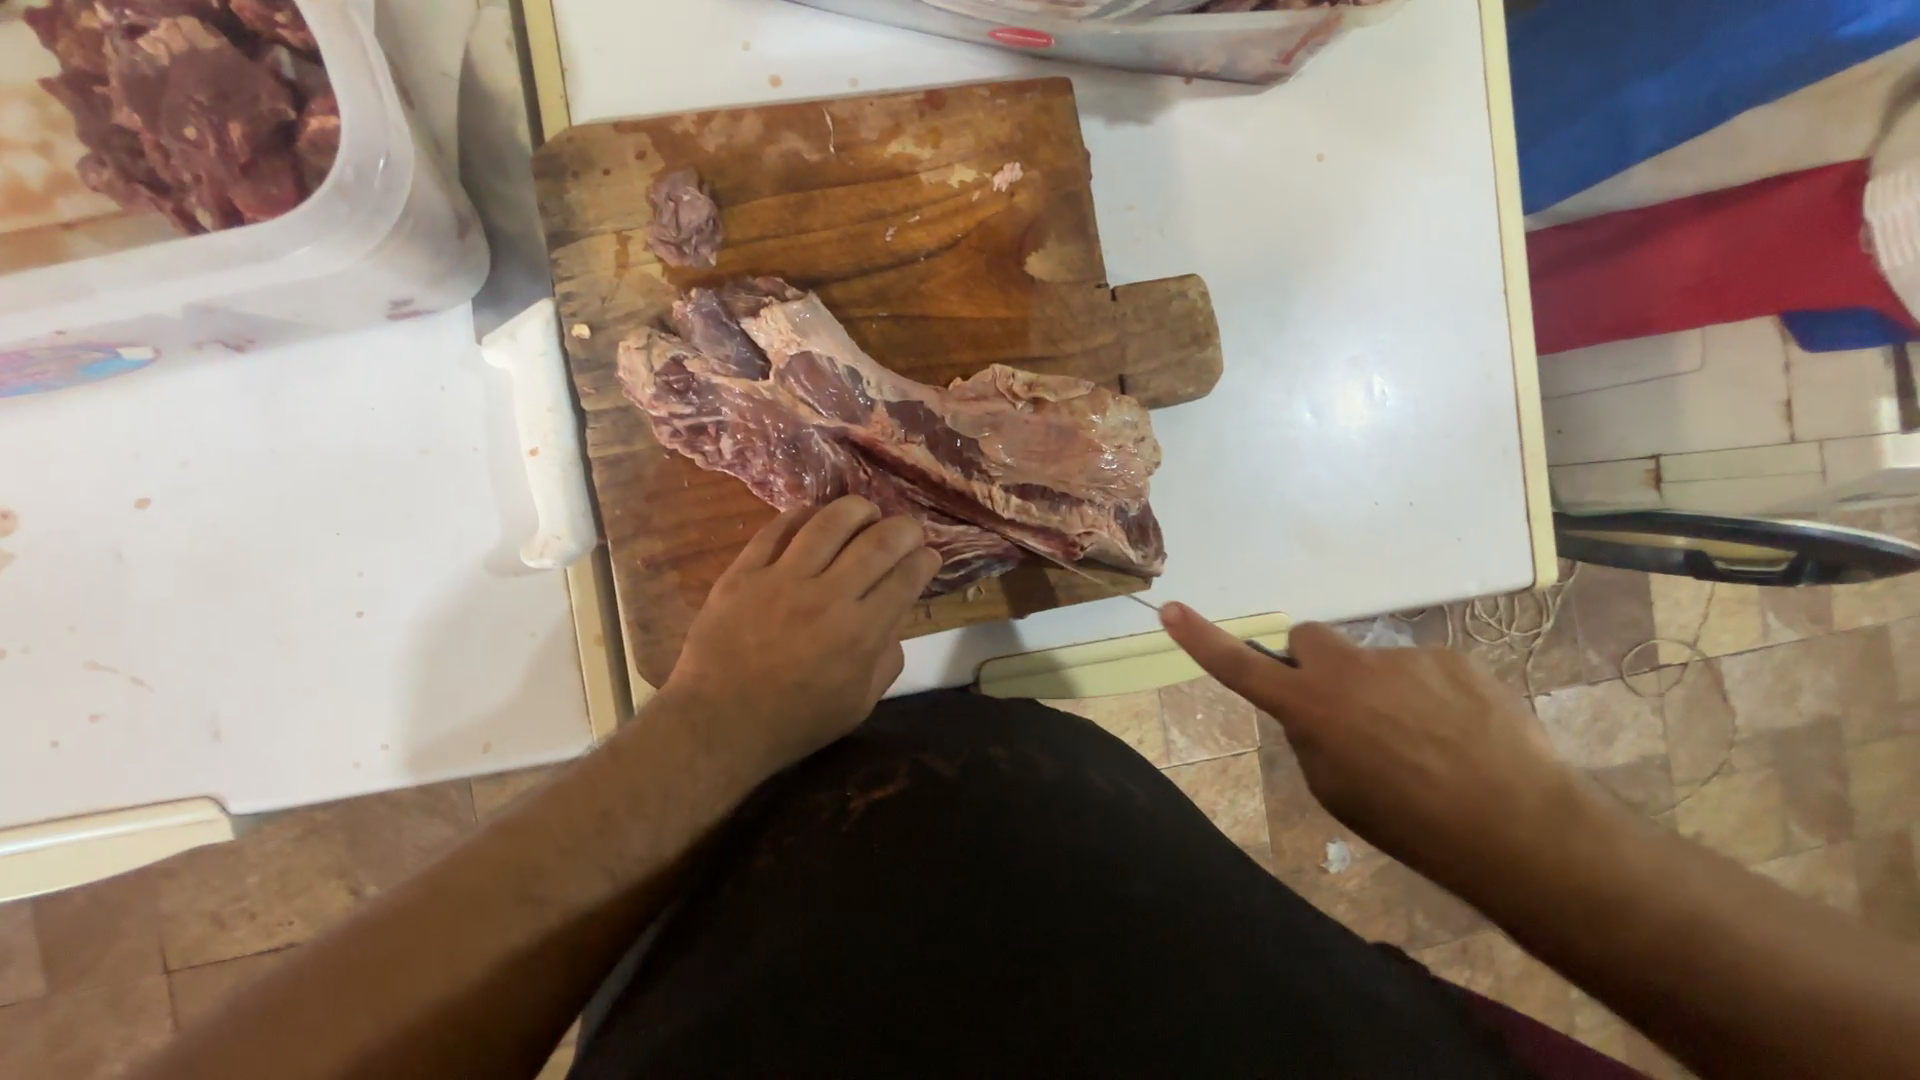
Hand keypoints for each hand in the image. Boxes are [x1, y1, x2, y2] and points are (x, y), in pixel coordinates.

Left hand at [661, 496, 942, 779]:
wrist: (720, 723)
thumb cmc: (795, 721)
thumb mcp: (859, 704)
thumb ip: (886, 660)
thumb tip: (892, 620)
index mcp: (860, 633)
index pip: (905, 579)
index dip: (925, 561)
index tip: (930, 556)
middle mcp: (827, 596)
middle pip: (878, 542)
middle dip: (905, 529)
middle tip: (909, 530)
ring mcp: (782, 579)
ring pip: (829, 522)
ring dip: (857, 510)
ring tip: (867, 512)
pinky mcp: (744, 572)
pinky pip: (777, 529)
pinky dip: (803, 516)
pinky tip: (815, 518)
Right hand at [1160, 604, 1602, 884]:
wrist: (1515, 823)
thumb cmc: (1408, 822)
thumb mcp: (1334, 791)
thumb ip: (1310, 738)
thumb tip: (1314, 713)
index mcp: (1309, 707)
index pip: (1238, 666)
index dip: (1201, 639)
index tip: (1171, 609)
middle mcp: (1347, 669)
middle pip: (1309, 639)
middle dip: (1315, 664)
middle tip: (1343, 708)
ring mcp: (1402, 657)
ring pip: (1374, 663)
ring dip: (1382, 691)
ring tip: (1425, 744)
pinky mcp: (1451, 658)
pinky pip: (1423, 671)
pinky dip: (1430, 696)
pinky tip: (1458, 736)